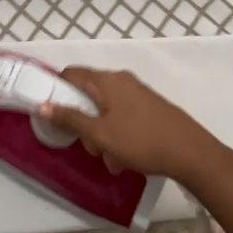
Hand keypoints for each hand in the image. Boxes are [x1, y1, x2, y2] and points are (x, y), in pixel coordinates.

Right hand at [40, 67, 217, 176]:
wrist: (192, 154)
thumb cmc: (141, 141)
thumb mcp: (100, 134)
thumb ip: (69, 118)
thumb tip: (40, 105)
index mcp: (107, 80)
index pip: (71, 73)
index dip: (57, 90)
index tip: (53, 113)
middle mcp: (122, 80)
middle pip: (89, 93)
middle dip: (83, 120)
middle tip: (89, 146)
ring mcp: (139, 92)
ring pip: (106, 108)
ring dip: (101, 132)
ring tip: (111, 158)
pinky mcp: (151, 106)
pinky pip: (123, 114)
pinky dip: (118, 132)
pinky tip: (126, 157)